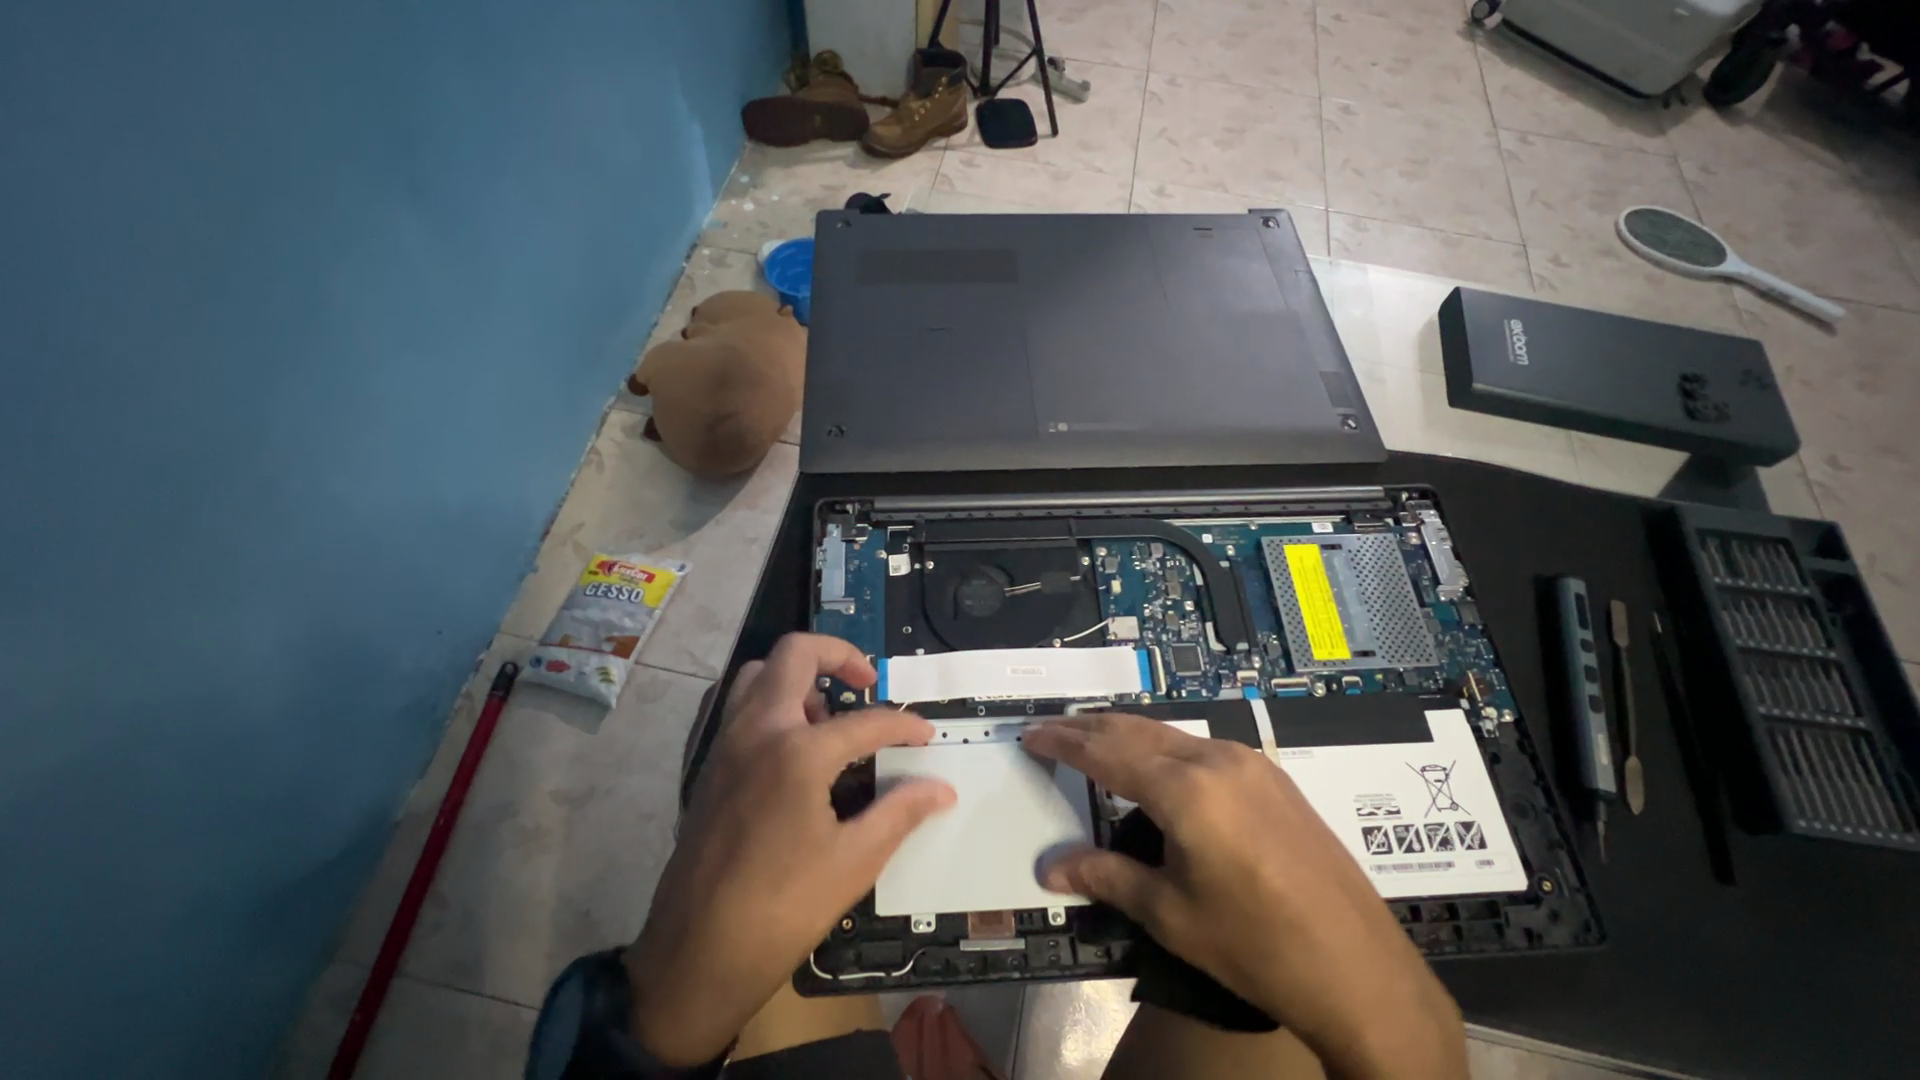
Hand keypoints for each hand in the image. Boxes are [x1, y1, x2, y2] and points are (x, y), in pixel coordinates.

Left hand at [625, 633, 955, 1065]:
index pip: (866, 721)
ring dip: (798, 677)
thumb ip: (901, 811)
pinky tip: (797, 750)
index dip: (904, 725)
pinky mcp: (710, 766)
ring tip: (830, 716)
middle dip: (839, 655)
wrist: (698, 953)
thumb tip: (942, 788)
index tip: (927, 735)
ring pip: (758, 674)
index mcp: (797, 751)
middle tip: (868, 683)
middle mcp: (757, 730)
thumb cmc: (783, 908)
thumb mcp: (855, 861)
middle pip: (795, 654)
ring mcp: (726, 744)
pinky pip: (741, 707)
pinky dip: (772, 703)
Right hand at [1027, 714, 1466, 1079]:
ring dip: (1127, 734)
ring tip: (1092, 742)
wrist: (1357, 968)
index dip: (1064, 742)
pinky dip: (1163, 748)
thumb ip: (1106, 877)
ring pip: (1172, 735)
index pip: (1107, 752)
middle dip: (1089, 727)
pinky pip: (1202, 748)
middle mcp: (1217, 760)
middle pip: (1138, 730)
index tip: (1031, 734)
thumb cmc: (1253, 945)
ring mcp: (1251, 764)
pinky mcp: (1272, 778)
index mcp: (1186, 790)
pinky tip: (1153, 766)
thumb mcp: (1169, 915)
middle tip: (1051, 729)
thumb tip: (1051, 869)